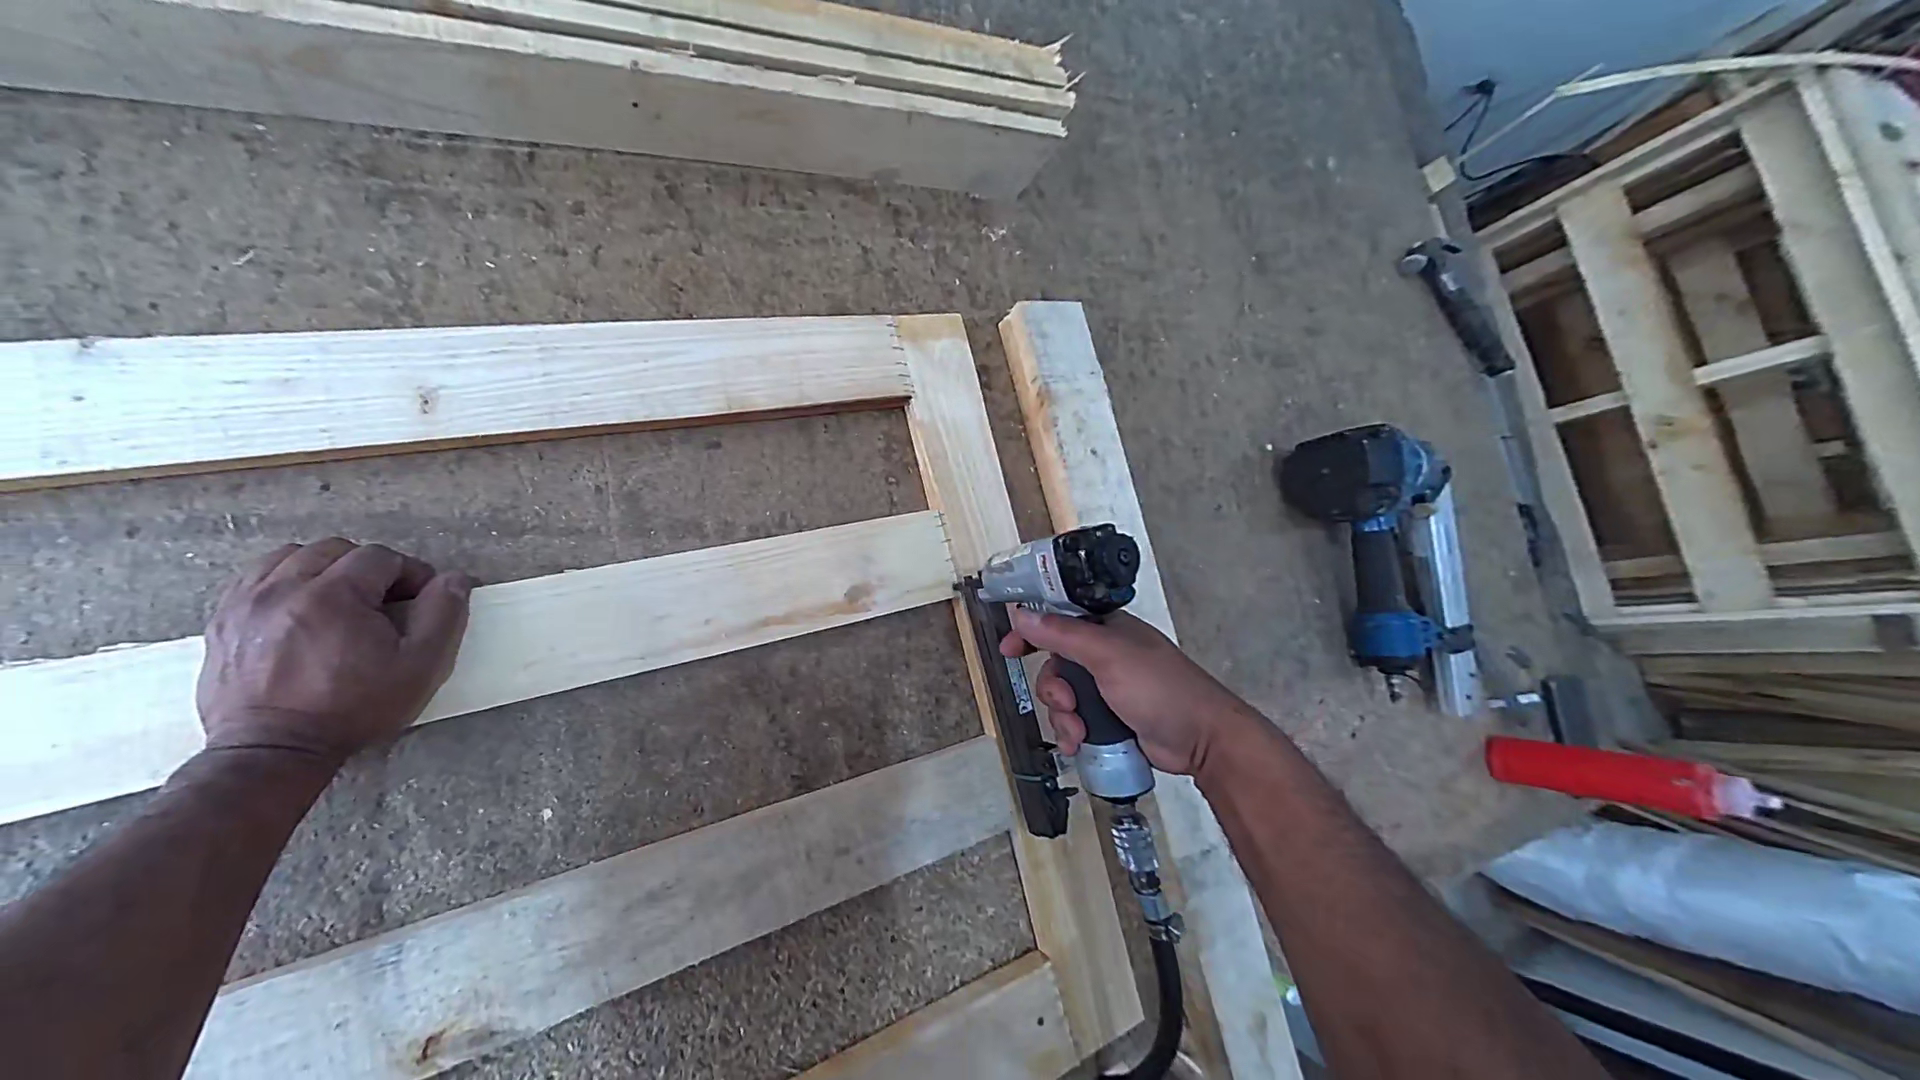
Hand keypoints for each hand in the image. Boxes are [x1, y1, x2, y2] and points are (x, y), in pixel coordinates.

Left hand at [195, 538, 473, 765]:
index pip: (382, 557)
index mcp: (333, 595)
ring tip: (342, 601)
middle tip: (384, 602)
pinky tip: (303, 609)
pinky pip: (255, 578)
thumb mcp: (421, 665)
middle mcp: (283, 588)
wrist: (273, 751)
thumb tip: (454, 579)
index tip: (420, 602)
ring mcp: (244, 603)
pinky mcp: (221, 621)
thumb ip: (443, 614)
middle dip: (369, 568)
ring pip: (290, 557)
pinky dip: (285, 581)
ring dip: (324, 569)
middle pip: (335, 549)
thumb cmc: (355, 707)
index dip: (411, 574)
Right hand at [999, 608, 1263, 775]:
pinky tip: (1079, 744)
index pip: (1059, 619)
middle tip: (1065, 703)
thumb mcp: (1108, 656)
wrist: (1201, 739)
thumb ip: (1063, 635)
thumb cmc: (1157, 687)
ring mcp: (1107, 688)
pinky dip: (1072, 732)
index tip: (1008, 648)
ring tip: (1079, 731)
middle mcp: (1104, 655)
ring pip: (1062, 697)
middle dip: (1053, 688)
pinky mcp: (1110, 718)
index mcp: (1106, 630)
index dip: (1031, 631)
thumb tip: (1022, 613)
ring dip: (1063, 716)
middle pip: (1055, 665)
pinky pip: (1075, 720)